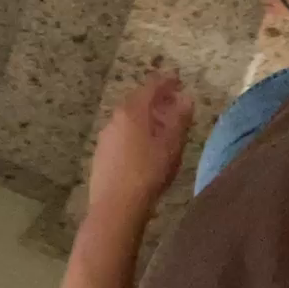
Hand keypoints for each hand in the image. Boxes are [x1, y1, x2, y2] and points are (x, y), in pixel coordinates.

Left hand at [88, 71, 194, 216]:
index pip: (151, 86)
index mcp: (133, 110)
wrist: (116, 209)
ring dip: (146, 116)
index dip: (167, 80)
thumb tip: (186, 98)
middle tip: (173, 102)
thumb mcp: (172, 144)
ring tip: (161, 125)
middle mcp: (116, 118)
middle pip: (138, 100)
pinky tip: (144, 146)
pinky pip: (122, 133)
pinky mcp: (101, 154)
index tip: (179, 78)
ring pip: (128, 118)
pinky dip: (135, 131)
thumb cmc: (148, 172)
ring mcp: (106, 137)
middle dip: (156, 98)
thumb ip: (180, 118)